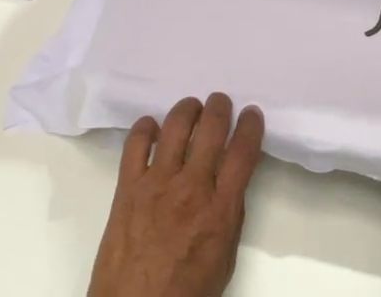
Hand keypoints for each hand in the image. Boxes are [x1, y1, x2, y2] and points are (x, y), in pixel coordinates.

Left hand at [88, 93, 265, 296]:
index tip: (252, 113)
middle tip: (220, 102)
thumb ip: (229, 216)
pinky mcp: (128, 186)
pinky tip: (152, 126)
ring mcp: (157, 183)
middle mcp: (191, 187)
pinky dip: (145, 127)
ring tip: (191, 107)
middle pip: (210, 129)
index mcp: (220, 209)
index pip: (243, 152)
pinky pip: (135, 143)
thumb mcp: (224, 258)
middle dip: (219, 108)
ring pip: (175, 126)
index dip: (250, 126)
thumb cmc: (186, 291)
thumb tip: (230, 183)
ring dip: (187, 109)